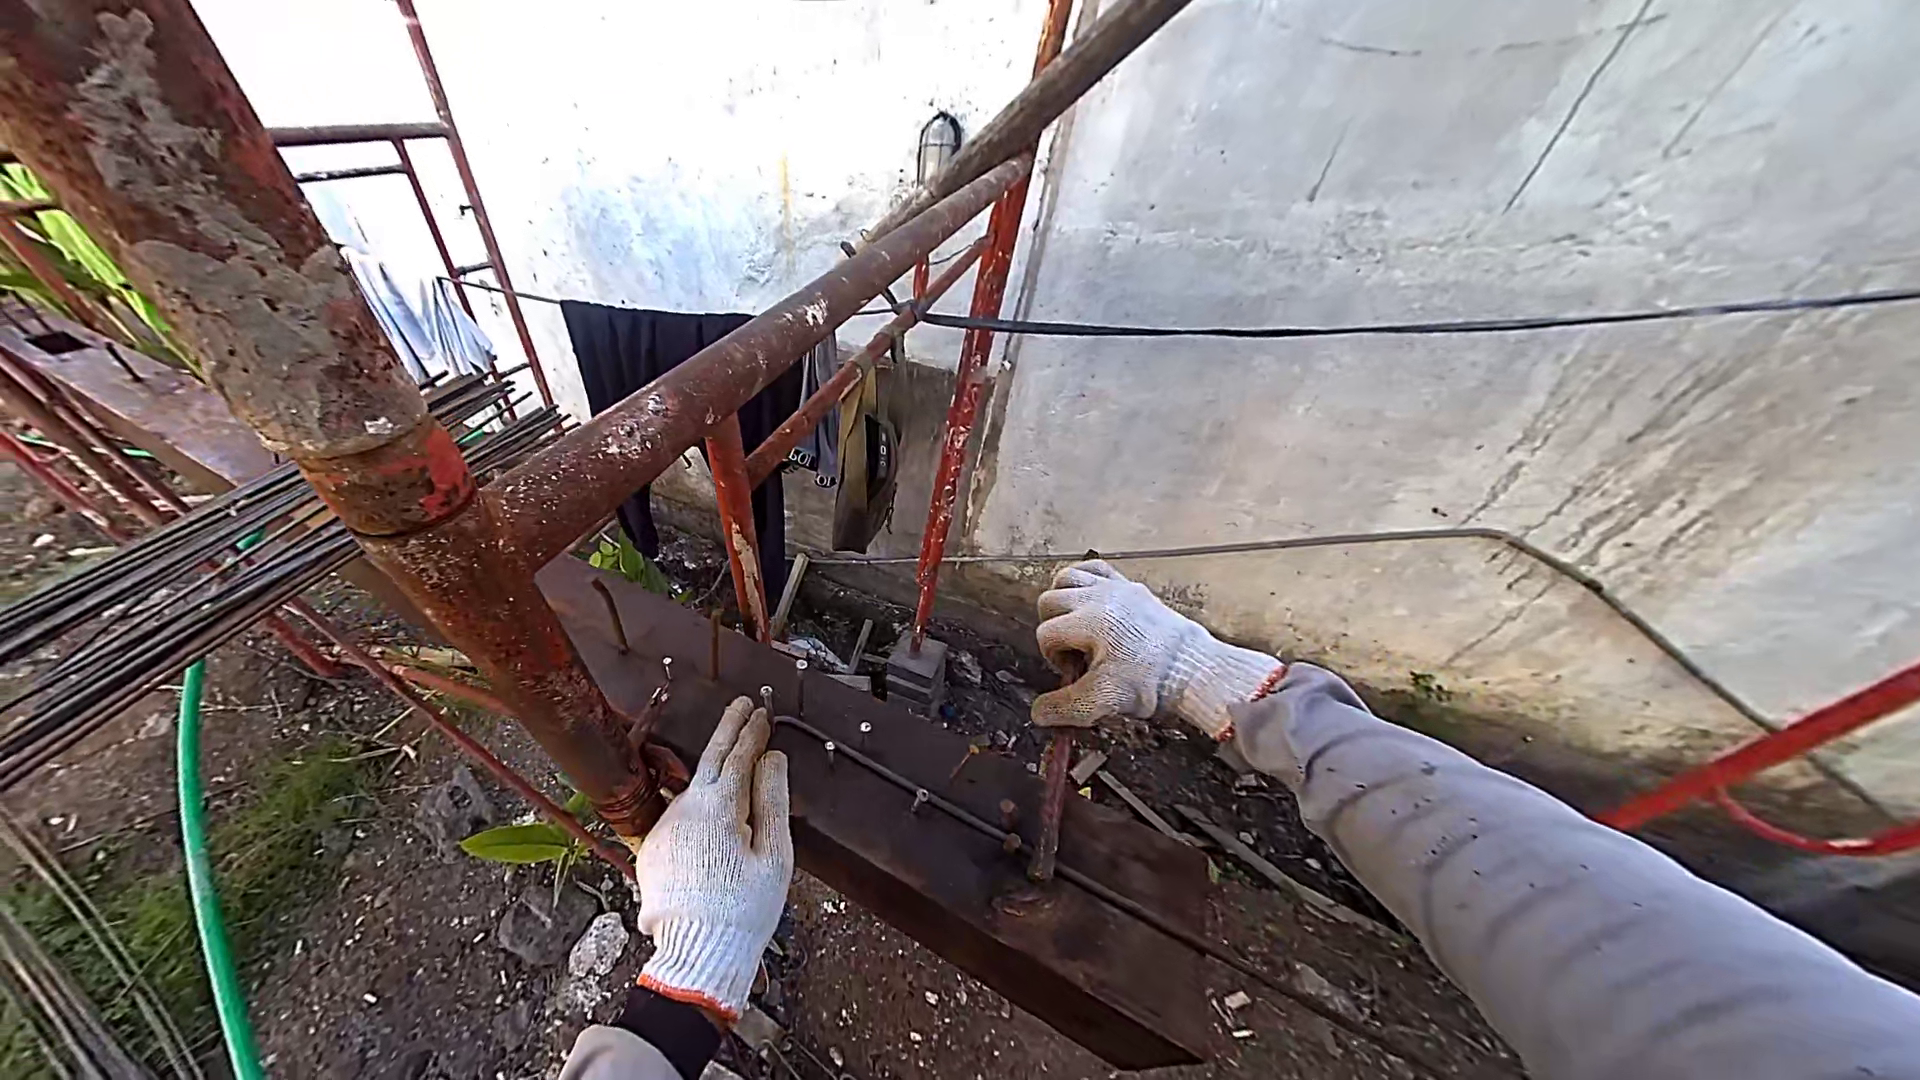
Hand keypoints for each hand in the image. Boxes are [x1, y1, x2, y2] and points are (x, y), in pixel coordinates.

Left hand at [625, 697, 791, 1022]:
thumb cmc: (743, 911)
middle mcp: (687, 811)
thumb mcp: (774, 853)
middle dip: (729, 726)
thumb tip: (773, 759)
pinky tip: (713, 794)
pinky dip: (700, 792)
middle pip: (711, 756)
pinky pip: (682, 807)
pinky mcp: (656, 846)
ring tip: (732, 743)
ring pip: (695, 781)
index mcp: (719, 810)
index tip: (763, 713)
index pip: (740, 756)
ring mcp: (667, 828)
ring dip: (715, 759)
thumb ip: (773, 799)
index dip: (754, 732)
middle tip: (743, 704)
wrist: (695, 957)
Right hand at [1030, 560, 1281, 738]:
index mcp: (1088, 620)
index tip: (1075, 674)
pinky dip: (1084, 580)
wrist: (1195, 670)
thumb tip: (1037, 714)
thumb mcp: (1101, 701)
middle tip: (1076, 653)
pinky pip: (1096, 569)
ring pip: (1067, 578)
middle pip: (1050, 601)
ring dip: (1063, 601)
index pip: (1046, 633)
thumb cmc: (1150, 683)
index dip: (1053, 657)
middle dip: (1054, 629)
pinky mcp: (1130, 586)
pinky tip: (1087, 600)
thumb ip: (1064, 707)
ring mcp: (1115, 587)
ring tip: (1075, 627)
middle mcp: (1098, 596)